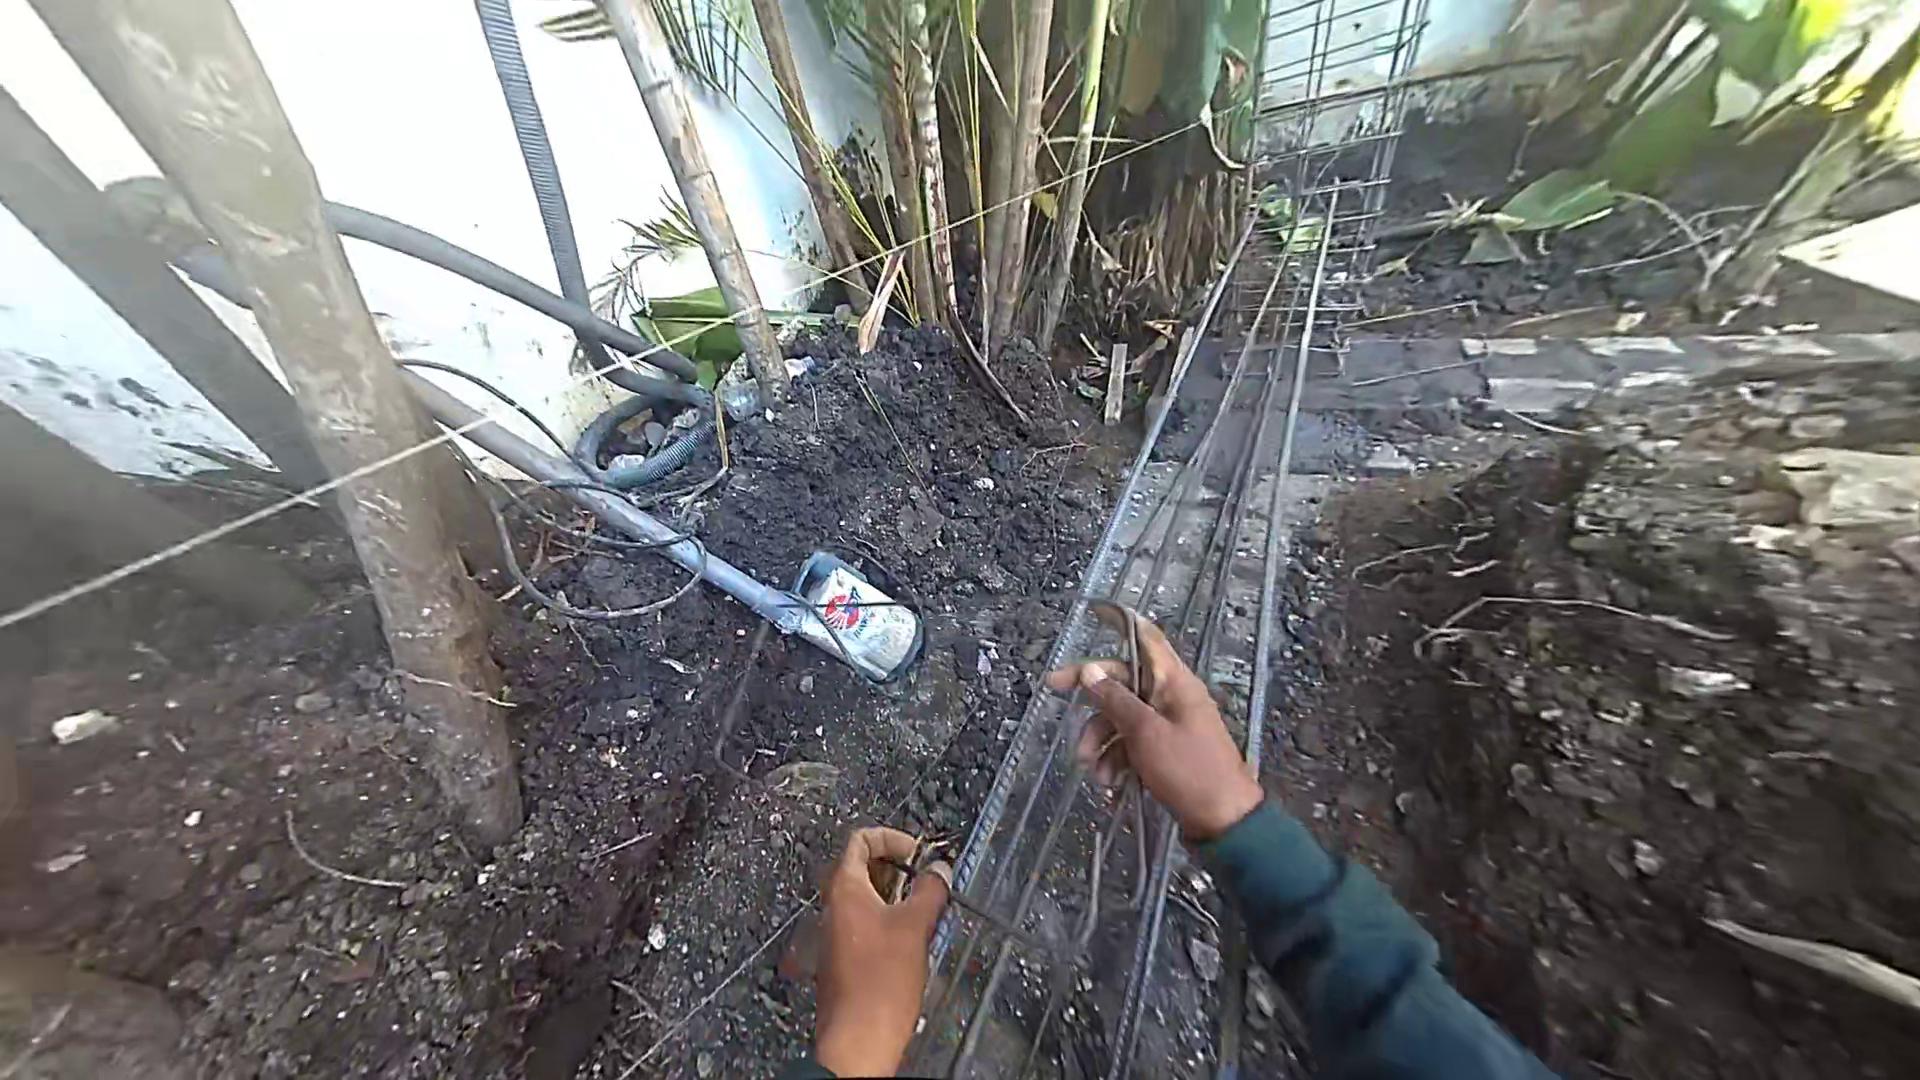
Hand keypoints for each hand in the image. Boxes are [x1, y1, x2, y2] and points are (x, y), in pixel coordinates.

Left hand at [815, 827, 949, 1076]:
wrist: (857, 1043)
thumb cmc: (882, 979)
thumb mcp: (915, 926)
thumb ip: (930, 890)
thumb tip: (939, 869)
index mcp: (844, 887)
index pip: (860, 840)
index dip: (891, 838)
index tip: (916, 853)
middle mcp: (833, 905)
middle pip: (860, 865)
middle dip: (895, 865)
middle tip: (922, 877)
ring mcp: (834, 932)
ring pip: (863, 894)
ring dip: (893, 892)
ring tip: (922, 906)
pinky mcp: (840, 956)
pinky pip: (862, 920)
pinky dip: (885, 916)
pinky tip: (909, 935)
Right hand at [1046, 615, 1263, 840]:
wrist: (1225, 825)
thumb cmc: (1189, 771)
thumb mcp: (1145, 733)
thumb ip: (1115, 700)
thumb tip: (1090, 670)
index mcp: (1174, 682)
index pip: (1146, 638)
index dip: (1121, 621)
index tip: (1095, 610)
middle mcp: (1170, 696)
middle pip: (1121, 680)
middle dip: (1091, 696)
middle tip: (1052, 688)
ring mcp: (1167, 723)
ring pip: (1121, 715)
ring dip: (1100, 738)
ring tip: (1090, 767)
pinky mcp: (1164, 749)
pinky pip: (1130, 741)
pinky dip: (1115, 758)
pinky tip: (1109, 782)